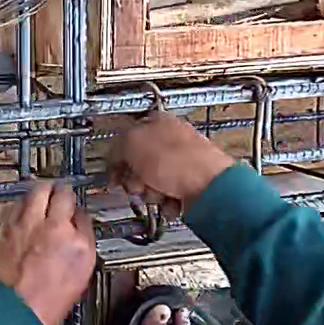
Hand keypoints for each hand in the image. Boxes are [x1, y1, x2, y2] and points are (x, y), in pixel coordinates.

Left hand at [0, 180, 95, 324]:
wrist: (9, 314)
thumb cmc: (41, 308)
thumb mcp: (76, 282)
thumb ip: (77, 252)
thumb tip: (74, 239)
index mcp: (79, 246)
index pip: (83, 216)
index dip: (76, 213)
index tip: (73, 213)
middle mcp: (55, 229)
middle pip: (62, 194)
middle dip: (61, 192)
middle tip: (59, 191)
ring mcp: (27, 224)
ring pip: (37, 191)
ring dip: (40, 191)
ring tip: (40, 192)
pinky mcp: (5, 227)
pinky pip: (15, 205)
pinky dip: (20, 205)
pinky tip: (20, 209)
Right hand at [109, 111, 233, 218]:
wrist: (210, 189)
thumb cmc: (176, 162)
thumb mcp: (132, 144)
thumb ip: (117, 146)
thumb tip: (113, 155)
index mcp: (159, 122)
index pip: (128, 136)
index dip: (117, 155)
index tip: (113, 170)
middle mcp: (173, 141)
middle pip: (139, 163)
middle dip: (134, 177)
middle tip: (137, 182)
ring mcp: (184, 163)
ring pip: (151, 182)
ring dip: (149, 192)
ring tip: (158, 193)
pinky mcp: (192, 185)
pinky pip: (168, 196)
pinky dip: (166, 202)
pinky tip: (170, 201)